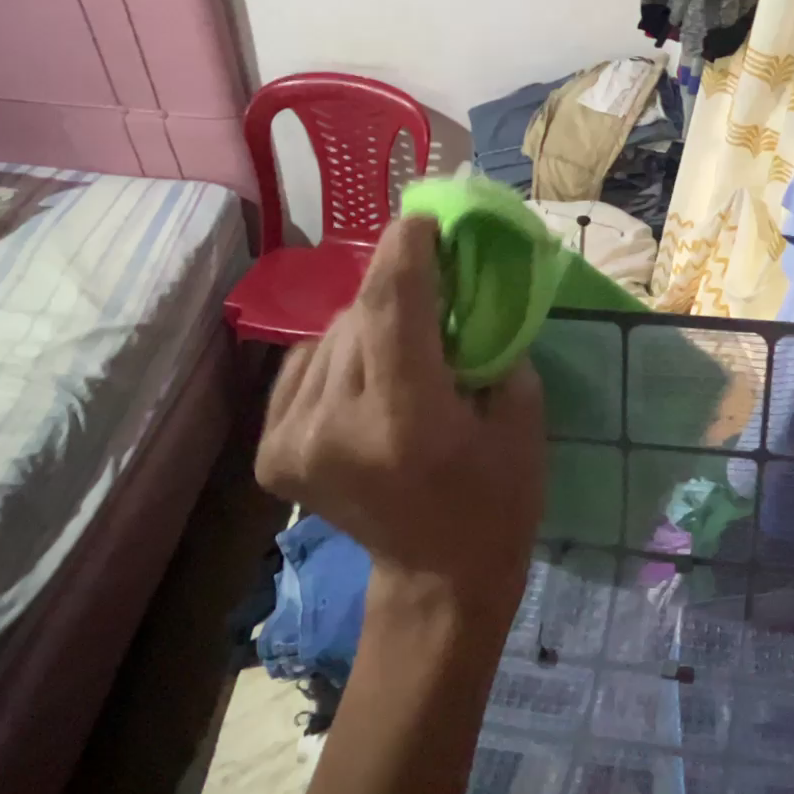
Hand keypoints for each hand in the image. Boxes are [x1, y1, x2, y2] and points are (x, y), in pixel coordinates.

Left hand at [256, 216, 546, 624]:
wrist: (437, 576)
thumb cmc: (500, 498)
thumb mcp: (521, 417)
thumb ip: (489, 345)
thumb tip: (459, 291)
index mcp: (406, 421)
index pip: (392, 309)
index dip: (405, 252)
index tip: (423, 217)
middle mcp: (335, 427)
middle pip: (358, 316)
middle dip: (397, 288)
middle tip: (434, 279)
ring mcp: (293, 442)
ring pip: (328, 337)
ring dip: (369, 322)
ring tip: (406, 340)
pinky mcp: (271, 454)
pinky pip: (305, 367)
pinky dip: (340, 353)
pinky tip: (369, 369)